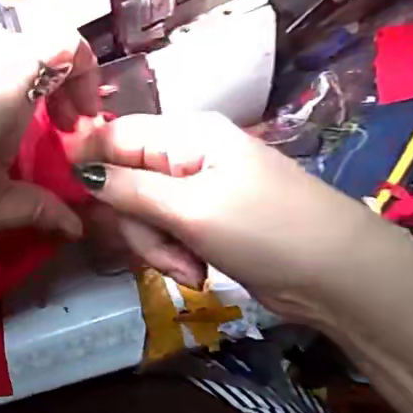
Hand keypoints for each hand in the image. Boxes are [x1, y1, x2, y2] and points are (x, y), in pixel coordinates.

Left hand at [0, 28, 97, 289]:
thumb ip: (42, 209)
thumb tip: (77, 226)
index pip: (63, 40)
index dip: (87, 74)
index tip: (80, 123)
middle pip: (34, 45)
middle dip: (60, 82)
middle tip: (58, 132)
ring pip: (0, 53)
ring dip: (23, 85)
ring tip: (16, 135)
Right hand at [75, 112, 412, 326]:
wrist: (342, 278)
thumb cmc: (268, 231)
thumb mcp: (191, 208)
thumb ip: (128, 189)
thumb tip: (77, 171)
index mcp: (187, 134)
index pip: (112, 135)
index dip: (86, 165)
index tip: (70, 201)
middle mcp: (186, 155)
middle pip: (122, 180)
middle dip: (133, 221)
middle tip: (159, 248)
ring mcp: (194, 189)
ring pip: (138, 212)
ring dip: (153, 245)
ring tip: (186, 268)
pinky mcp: (201, 220)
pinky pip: (161, 231)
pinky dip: (170, 254)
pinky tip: (194, 271)